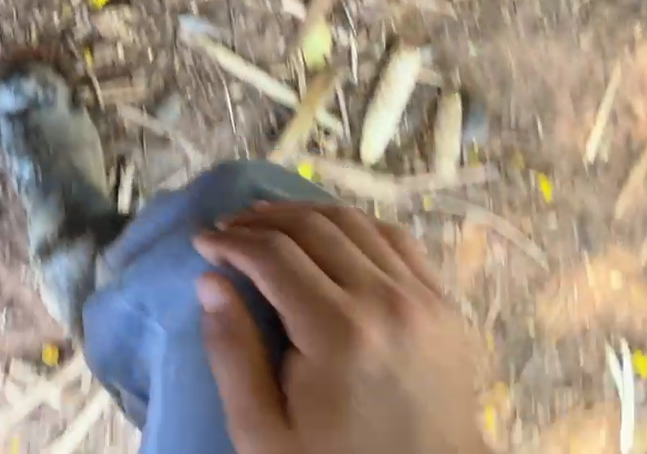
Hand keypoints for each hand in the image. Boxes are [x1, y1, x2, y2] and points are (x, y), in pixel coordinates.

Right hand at [194, 202, 481, 453]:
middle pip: (311, 226)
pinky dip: (353, 225)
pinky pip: (395, 238)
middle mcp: (386, 302)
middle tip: (227, 230)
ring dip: (301, 213)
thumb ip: (232, 354)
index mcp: (339, 334)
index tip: (202, 242)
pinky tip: (326, 235)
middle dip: (259, 220)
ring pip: (352, 221)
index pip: (273, 254)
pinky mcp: (445, 306)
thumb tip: (210, 280)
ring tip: (267, 225)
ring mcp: (423, 300)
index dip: (230, 241)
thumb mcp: (264, 433)